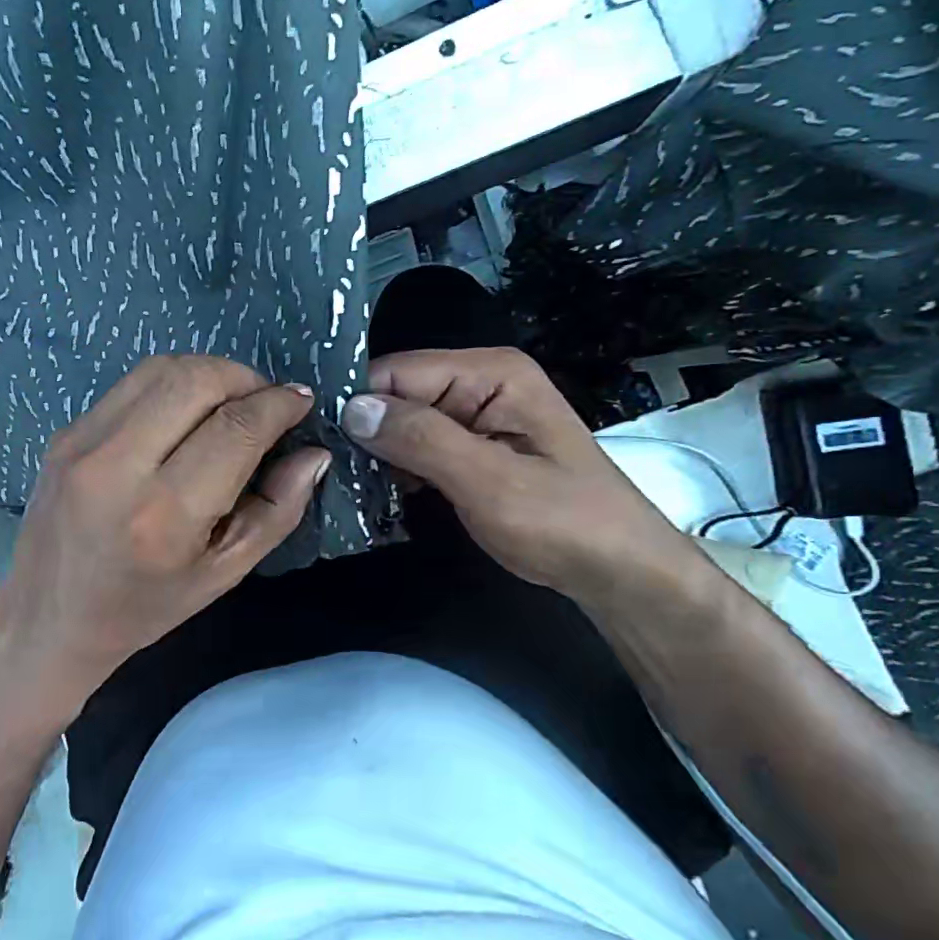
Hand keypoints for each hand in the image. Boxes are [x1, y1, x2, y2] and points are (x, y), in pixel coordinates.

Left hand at [0, 355, 328, 718]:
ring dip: (212, 374)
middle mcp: (117, 468)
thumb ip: (278, 511)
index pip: (235, 429)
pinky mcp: (66, 432)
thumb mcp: (226, 573)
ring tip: (234, 403)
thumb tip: (314, 454)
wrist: (48, 618)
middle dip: (247, 378)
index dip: (278, 405)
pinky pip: (133, 384)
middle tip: (268, 403)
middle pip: (196, 380)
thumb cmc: (146, 606)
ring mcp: (82, 443)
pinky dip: (176, 385)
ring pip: (162, 369)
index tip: (301, 402)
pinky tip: (189, 414)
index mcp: (164, 515)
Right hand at [340, 347, 698, 605]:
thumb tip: (352, 408)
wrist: (617, 568)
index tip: (321, 446)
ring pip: (406, 427)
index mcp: (491, 373)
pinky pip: (424, 450)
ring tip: (354, 493)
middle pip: (400, 397)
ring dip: (382, 459)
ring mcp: (480, 418)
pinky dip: (402, 473)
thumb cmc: (564, 522)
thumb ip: (423, 440)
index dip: (360, 405)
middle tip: (335, 479)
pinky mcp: (477, 451)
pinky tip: (385, 499)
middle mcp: (482, 384)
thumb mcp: (491, 482)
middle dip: (368, 435)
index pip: (399, 371)